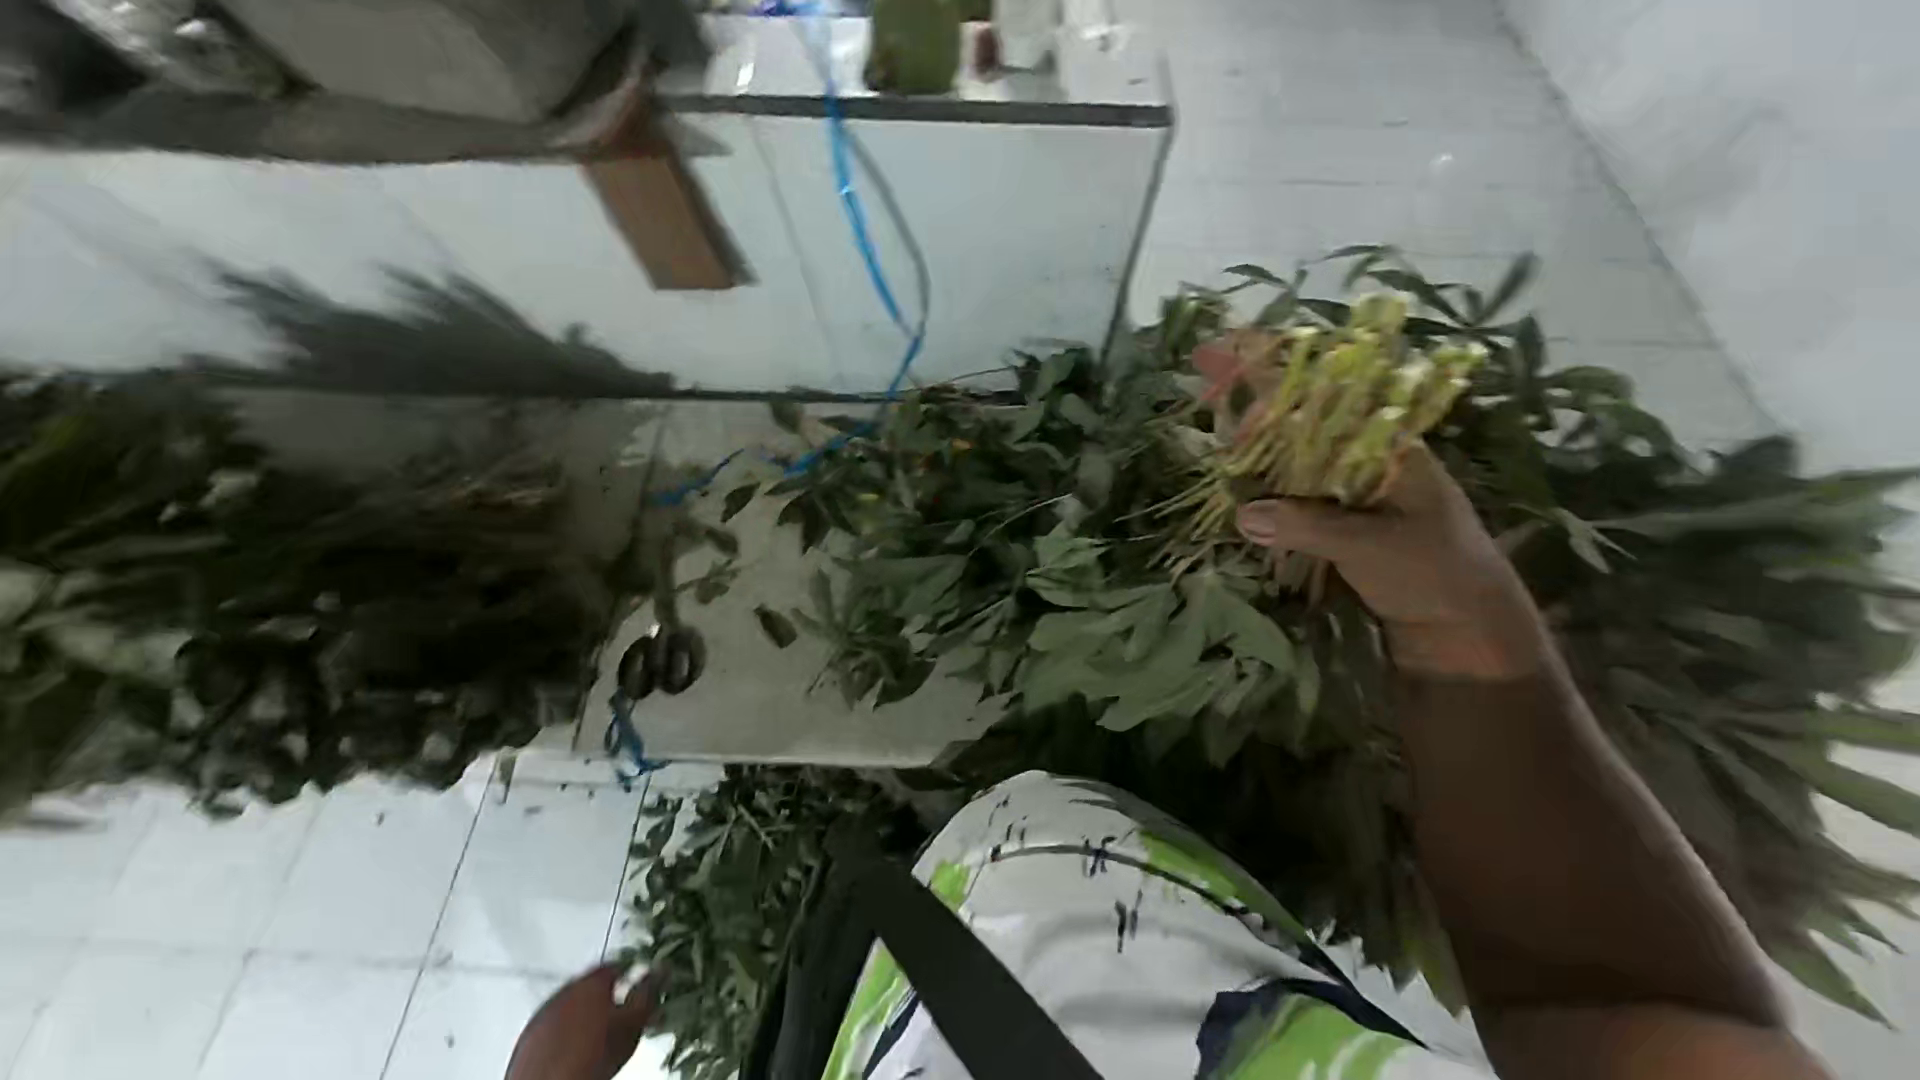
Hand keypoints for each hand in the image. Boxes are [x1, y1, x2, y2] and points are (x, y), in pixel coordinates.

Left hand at [505, 965, 661, 1079]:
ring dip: (584, 1013)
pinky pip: (551, 1027)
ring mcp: (541, 1017)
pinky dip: (564, 1032)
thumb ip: (650, 991)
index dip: (630, 973)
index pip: (616, 964)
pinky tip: (574, 1048)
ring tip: (598, 1033)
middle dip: (606, 995)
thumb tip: (664, 967)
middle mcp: (564, 991)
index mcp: (591, 981)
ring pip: (569, 1005)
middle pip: (590, 985)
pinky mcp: (525, 1042)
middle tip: (620, 1012)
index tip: (639, 985)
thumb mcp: (634, 1022)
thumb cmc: (595, 1055)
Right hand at [1236, 443, 1548, 679]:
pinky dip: (1275, 515)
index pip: (1330, 415)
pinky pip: (1300, 514)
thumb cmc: (1433, 575)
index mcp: (1391, 454)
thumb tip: (1242, 513)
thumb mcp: (1369, 546)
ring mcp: (1357, 504)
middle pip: (1308, 446)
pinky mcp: (1344, 535)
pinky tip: (1245, 518)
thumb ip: (1306, 526)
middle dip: (1264, 451)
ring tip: (1225, 488)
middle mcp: (1371, 471)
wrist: (1469, 637)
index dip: (1284, 408)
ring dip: (1265, 486)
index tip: (1241, 423)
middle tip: (1223, 461)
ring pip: (1300, 481)